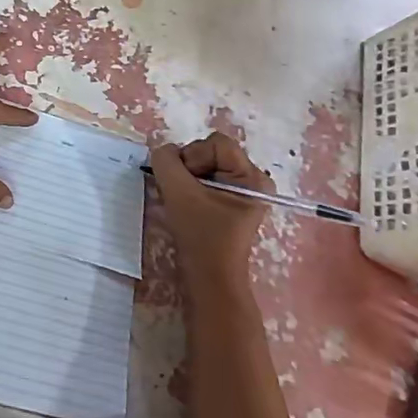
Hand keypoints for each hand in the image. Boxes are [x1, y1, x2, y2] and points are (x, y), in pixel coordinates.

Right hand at [147, 132, 270, 287]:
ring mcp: (240, 189)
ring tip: (184, 200)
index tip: (189, 183)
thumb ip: (166, 162)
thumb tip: (165, 151)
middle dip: (189, 167)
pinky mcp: (228, 199)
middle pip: (209, 150)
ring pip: (202, 164)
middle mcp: (252, 178)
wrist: (210, 273)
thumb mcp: (179, 192)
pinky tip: (186, 204)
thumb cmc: (201, 234)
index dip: (194, 157)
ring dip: (185, 178)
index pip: (215, 143)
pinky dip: (188, 186)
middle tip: (184, 193)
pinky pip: (202, 177)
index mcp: (252, 176)